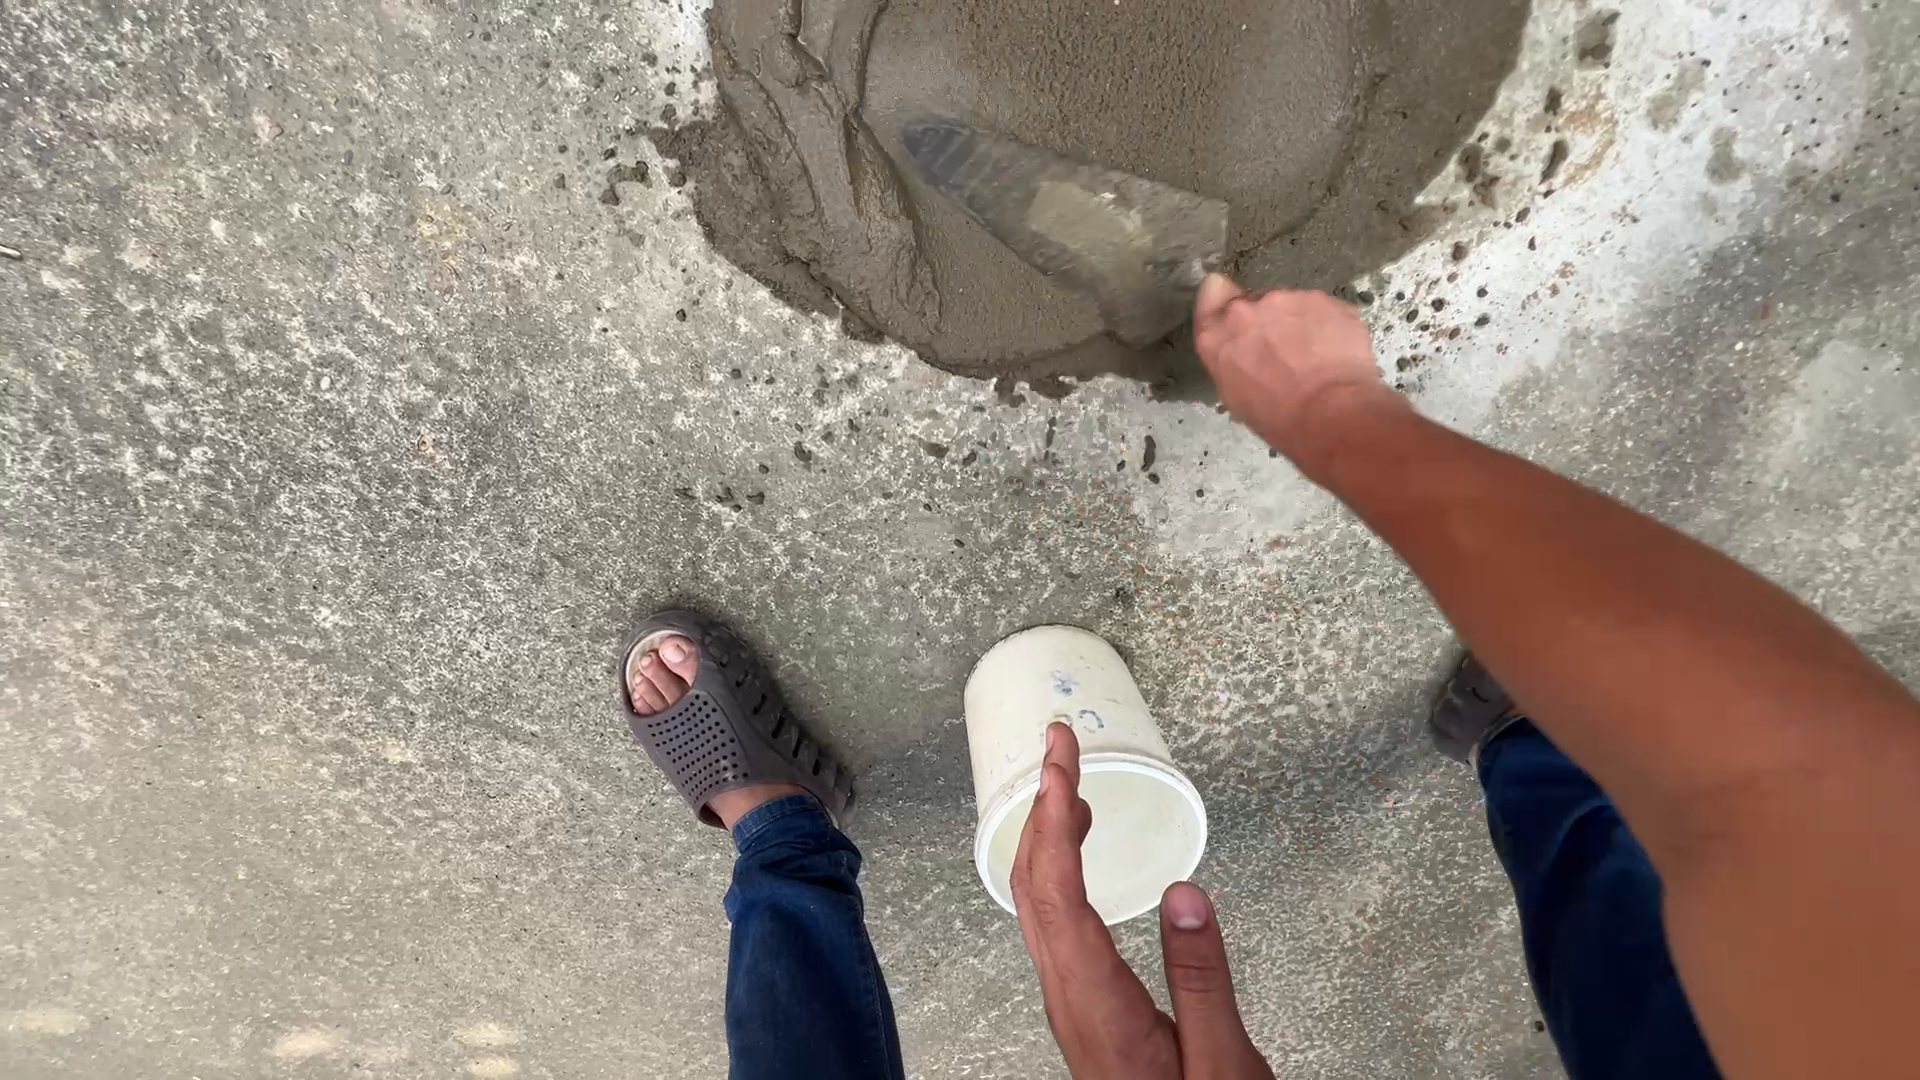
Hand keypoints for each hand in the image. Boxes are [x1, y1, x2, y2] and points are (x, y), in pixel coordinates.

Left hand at [1012, 723, 1274, 1079]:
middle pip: (1033, 879)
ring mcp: (1066, 990)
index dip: (1052, 818)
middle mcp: (1066, 989)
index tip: (1059, 762)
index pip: (1058, 891)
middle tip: (1059, 745)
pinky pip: (1048, 910)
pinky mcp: (1078, 991)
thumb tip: (1185, 892)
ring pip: (1034, 894)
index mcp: (1095, 1001)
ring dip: (1043, 827)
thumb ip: (1202, 979)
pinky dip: (1054, 859)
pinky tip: (1073, 843)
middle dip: (1040, 801)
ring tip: (1066, 778)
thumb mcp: (1223, 1067)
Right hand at [1192, 274, 1405, 459]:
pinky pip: (1319, 308)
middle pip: (1253, 302)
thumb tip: (1241, 352)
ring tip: (1310, 355)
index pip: (1212, 292)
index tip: (1236, 318)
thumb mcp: (1232, 393)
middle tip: (1279, 351)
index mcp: (1215, 334)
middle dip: (1264, 320)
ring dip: (1295, 322)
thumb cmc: (1274, 414)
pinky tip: (1331, 351)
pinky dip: (1324, 324)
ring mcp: (1286, 298)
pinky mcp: (1322, 299)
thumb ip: (1228, 357)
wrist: (1327, 410)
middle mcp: (1245, 309)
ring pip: (1289, 304)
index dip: (1224, 301)